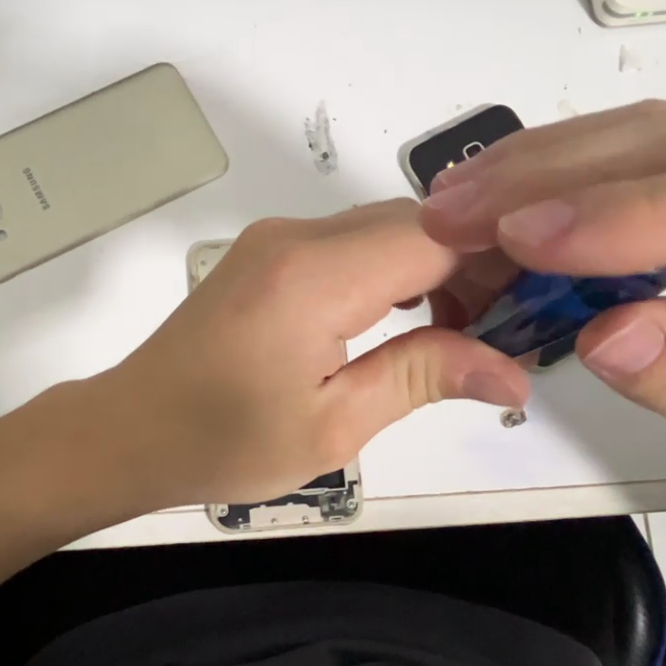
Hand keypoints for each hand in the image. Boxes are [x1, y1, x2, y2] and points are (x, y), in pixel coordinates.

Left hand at [97, 200, 531, 506]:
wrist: (131, 430)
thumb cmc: (221, 441)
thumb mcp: (333, 425)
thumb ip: (422, 379)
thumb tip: (510, 372)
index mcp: (314, 276)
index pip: (440, 237)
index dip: (500, 264)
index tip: (534, 311)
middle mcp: (295, 236)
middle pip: (416, 224)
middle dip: (474, 268)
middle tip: (505, 333)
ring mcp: (276, 239)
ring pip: (386, 230)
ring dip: (434, 271)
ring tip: (464, 334)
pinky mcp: (266, 253)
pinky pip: (350, 243)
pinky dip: (391, 273)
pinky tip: (408, 321)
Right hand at [419, 101, 665, 499]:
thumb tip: (607, 334)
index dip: (641, 211)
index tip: (526, 240)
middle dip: (560, 177)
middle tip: (451, 217)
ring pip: (652, 132)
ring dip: (542, 161)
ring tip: (453, 201)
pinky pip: (631, 151)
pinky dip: (551, 168)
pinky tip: (492, 192)